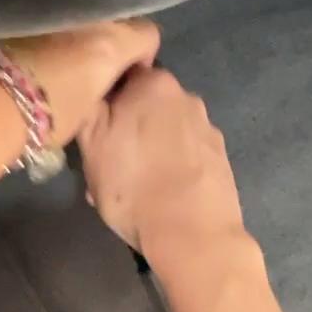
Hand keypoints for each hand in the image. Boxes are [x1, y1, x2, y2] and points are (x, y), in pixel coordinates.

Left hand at [1, 18, 161, 145]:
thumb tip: (102, 79)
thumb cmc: (44, 114)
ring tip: (61, 56)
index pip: (147, 34)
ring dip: (76, 29)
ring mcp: (53, 3)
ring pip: (79, 10)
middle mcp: (88, 13)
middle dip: (108, 37)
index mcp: (111, 40)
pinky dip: (47, 25)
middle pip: (113, 18)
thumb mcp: (88, 111)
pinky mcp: (20, 2)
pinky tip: (35, 47)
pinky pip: (46, 10)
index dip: (140, 54)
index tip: (125, 73)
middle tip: (91, 65)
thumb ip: (103, 84)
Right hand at [77, 66, 248, 274]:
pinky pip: (188, 156)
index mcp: (154, 83)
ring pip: (168, 131)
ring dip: (152, 149)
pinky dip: (174, 168)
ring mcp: (209, 128)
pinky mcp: (222, 159)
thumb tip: (94, 91)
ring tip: (137, 186)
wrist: (194, 236)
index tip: (95, 127)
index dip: (106, 100)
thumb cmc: (134, 187)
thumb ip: (90, 108)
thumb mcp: (92, 146)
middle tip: (111, 161)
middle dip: (130, 126)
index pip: (122, 75)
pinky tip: (163, 196)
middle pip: (148, 104)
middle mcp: (187, 96)